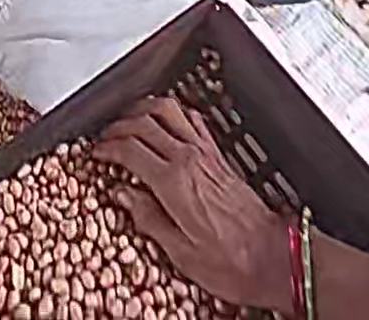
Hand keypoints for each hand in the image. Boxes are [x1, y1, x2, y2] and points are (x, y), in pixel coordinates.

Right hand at [94, 97, 292, 312]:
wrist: (272, 256)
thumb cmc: (231, 262)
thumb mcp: (181, 253)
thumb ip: (148, 218)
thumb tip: (123, 195)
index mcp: (174, 182)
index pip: (131, 150)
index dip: (108, 147)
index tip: (96, 152)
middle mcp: (188, 158)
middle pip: (144, 123)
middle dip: (119, 125)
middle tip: (105, 136)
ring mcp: (204, 151)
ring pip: (167, 109)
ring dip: (143, 107)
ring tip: (128, 116)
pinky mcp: (217, 152)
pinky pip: (191, 118)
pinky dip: (173, 111)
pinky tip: (166, 117)